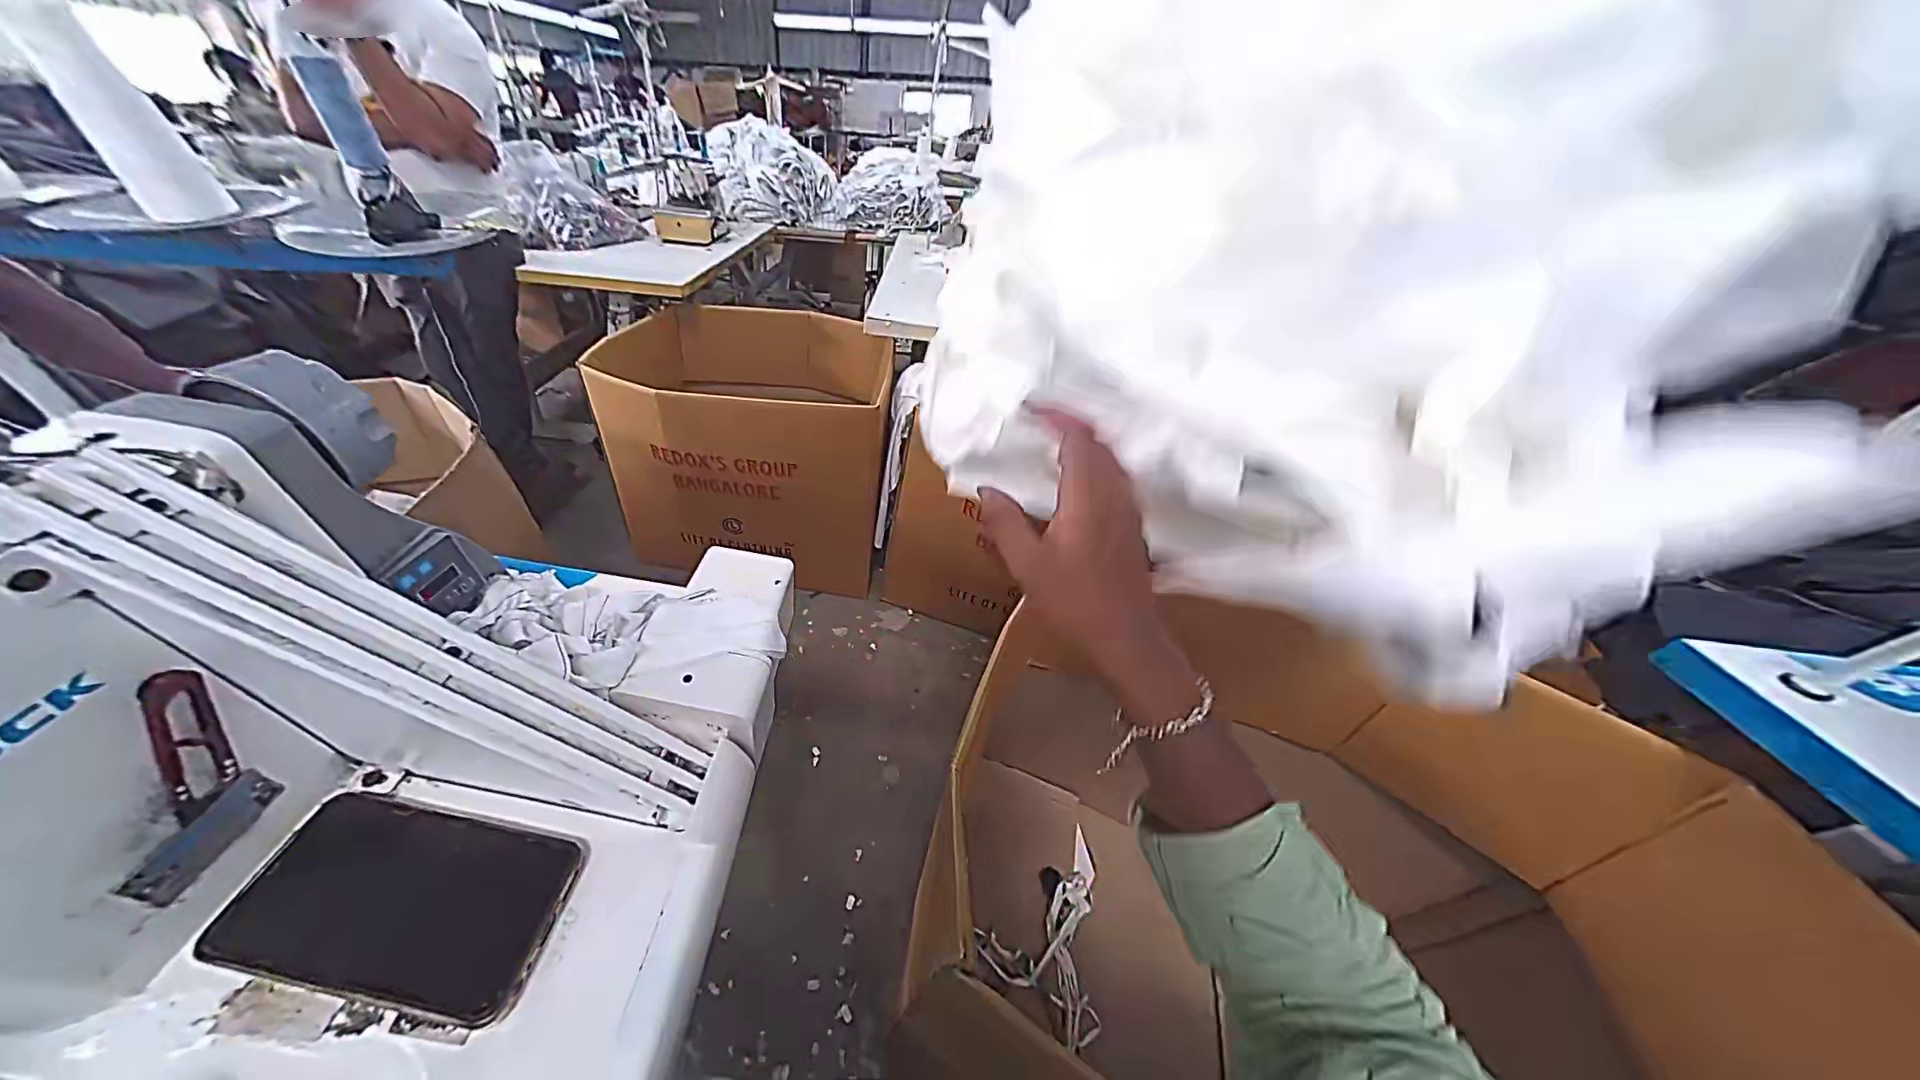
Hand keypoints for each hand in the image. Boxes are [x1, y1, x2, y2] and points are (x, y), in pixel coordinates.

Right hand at [978, 411, 1183, 686]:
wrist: (1126, 637)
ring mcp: (1130, 510)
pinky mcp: (1134, 526)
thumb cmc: (1077, 604)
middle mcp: (1116, 496)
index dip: (1056, 418)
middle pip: (1100, 442)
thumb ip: (1005, 523)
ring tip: (1058, 444)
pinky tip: (1081, 482)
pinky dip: (1098, 465)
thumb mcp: (1028, 566)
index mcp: (1089, 498)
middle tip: (1042, 421)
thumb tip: (988, 491)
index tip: (1033, 410)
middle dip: (1072, 424)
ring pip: (1113, 459)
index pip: (1078, 440)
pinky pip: (1118, 478)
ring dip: (1087, 444)